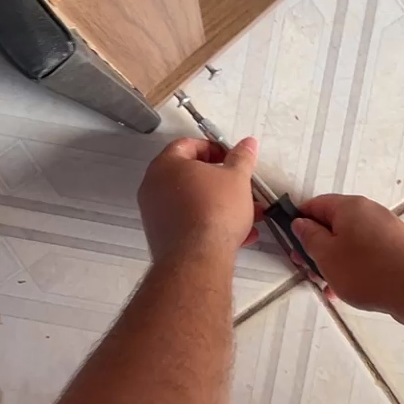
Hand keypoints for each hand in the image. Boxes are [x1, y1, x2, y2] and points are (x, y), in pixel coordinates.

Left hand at [138, 137, 259, 264]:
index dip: (213, 149)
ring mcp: (156, 214)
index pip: (188, 145)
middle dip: (222, 182)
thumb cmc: (212, 213)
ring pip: (193, 203)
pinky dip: (211, 225)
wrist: (198, 258)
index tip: (231, 158)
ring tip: (249, 214)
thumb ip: (242, 158)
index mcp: (166, 165)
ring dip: (222, 205)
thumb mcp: (237, 178)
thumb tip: (246, 145)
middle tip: (240, 186)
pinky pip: (189, 223)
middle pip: (191, 177)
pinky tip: (239, 235)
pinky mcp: (163, 237)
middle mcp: (154, 188)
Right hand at [289, 194, 403, 312]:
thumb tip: (301, 223)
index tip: (292, 243)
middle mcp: (370, 212)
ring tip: (329, 286)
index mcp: (350, 206)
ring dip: (335, 262)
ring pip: (351, 242)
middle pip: (334, 224)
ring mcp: (387, 230)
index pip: (316, 205)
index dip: (299, 222)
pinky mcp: (398, 248)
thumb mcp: (326, 255)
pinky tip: (349, 289)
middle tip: (308, 269)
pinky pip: (368, 253)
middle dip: (317, 247)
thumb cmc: (366, 270)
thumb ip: (309, 237)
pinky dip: (355, 267)